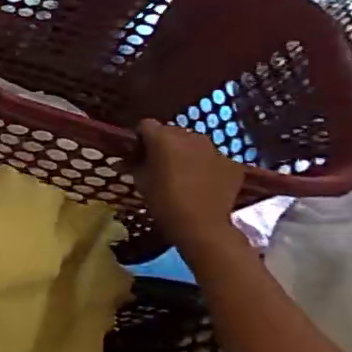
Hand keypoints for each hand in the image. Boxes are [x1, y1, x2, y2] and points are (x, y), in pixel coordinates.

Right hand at [136, 120, 243, 246]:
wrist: (201, 225)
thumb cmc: (164, 202)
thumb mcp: (141, 182)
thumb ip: (132, 165)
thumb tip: (122, 162)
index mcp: (164, 138)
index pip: (146, 125)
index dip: (139, 138)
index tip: (137, 154)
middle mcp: (190, 136)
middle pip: (171, 132)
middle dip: (163, 144)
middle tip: (158, 164)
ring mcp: (213, 148)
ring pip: (193, 143)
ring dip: (185, 153)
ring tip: (181, 174)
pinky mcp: (229, 162)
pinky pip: (211, 158)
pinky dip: (204, 165)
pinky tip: (201, 183)